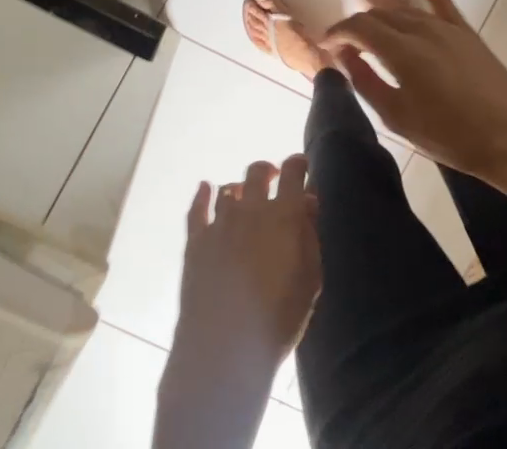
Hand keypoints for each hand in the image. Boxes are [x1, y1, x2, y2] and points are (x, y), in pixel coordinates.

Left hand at [174, 155, 321, 368]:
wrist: (226, 342)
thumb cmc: (279, 315)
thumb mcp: (311, 277)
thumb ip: (309, 233)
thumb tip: (307, 201)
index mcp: (284, 215)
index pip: (292, 173)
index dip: (297, 164)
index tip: (301, 165)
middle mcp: (250, 209)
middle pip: (256, 173)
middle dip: (267, 170)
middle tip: (273, 179)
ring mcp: (219, 222)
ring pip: (229, 189)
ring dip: (239, 189)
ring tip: (244, 197)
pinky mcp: (196, 240)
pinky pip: (197, 207)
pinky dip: (203, 194)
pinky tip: (205, 188)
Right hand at [323, 0, 506, 180]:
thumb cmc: (449, 135)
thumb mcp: (397, 116)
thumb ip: (365, 81)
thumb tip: (342, 56)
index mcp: (402, 52)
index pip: (359, 28)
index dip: (337, 32)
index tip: (325, 44)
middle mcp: (422, 29)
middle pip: (379, 16)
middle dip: (357, 25)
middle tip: (343, 42)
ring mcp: (446, 27)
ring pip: (405, 9)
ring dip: (381, 10)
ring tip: (364, 14)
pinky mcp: (465, 32)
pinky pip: (440, 1)